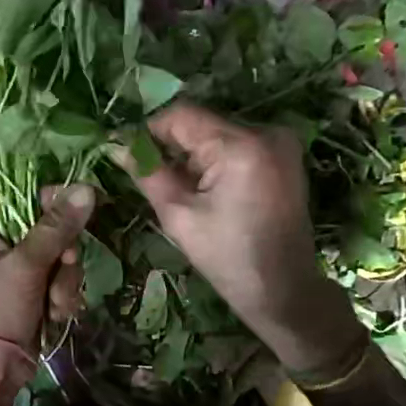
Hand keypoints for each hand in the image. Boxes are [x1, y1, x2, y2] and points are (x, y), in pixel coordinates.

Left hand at [0, 184, 94, 405]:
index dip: (57, 207)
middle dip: (64, 260)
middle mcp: (3, 249)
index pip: (28, 202)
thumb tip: (88, 188)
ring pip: (64, 262)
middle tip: (63, 271)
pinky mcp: (37, 297)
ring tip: (53, 306)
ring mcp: (22, 275)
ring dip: (65, 285)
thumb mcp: (26, 266)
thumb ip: (57, 228)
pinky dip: (63, 300)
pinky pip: (64, 284)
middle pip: (54, 234)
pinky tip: (54, 316)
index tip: (81, 215)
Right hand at [126, 104, 365, 375]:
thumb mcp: (180, 217)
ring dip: (198, 156)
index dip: (150, 130)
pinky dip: (221, 162)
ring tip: (187, 193)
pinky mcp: (287, 158)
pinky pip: (242, 146)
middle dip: (175, 148)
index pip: (182, 115)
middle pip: (204, 124)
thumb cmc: (228, 260)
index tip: (126, 150)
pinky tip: (213, 193)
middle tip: (154, 179)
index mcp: (242, 145)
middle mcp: (267, 132)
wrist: (284, 290)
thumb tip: (119, 145)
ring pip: (221, 135)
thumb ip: (149, 173)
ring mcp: (283, 143)